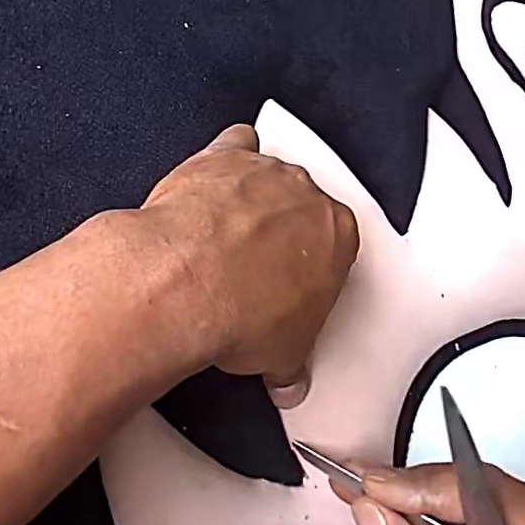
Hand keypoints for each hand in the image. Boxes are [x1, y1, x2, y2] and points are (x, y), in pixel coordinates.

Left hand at [137, 124, 358, 406]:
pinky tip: (213, 179)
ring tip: (228, 232)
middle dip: (282, 232)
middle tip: (255, 265)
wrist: (186, 285)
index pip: (335, 243)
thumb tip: (286, 381)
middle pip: (301, 205)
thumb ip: (290, 364)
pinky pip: (234, 143)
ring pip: (268, 173)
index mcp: (337, 235)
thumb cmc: (238, 308)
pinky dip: (227, 154)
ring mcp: (262, 173)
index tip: (291, 282)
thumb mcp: (281, 355)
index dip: (310, 264)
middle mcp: (304, 195)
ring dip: (253, 197)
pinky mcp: (221, 158)